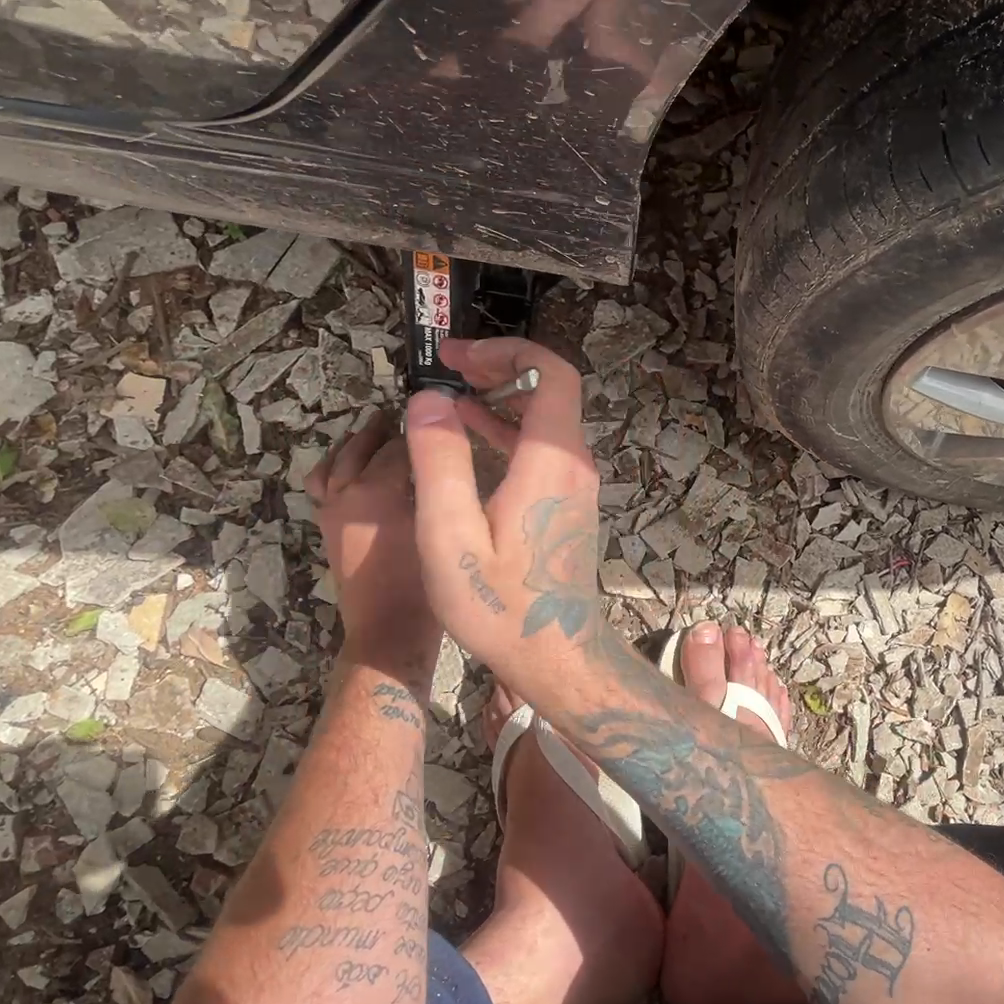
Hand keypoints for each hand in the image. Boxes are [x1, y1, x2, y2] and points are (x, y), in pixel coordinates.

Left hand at [305, 410, 440, 651]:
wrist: (387, 633)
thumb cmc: (425, 584)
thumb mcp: (443, 529)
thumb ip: (441, 487)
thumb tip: (446, 454)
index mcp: (378, 489)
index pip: (406, 443)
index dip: (429, 430)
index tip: (451, 418)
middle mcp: (347, 493)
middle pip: (369, 447)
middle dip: (394, 430)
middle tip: (422, 417)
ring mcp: (332, 510)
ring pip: (338, 460)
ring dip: (360, 442)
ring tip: (381, 430)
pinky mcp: (327, 527)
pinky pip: (324, 482)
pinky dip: (337, 466)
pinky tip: (354, 469)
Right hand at [402, 338, 601, 674]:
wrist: (555, 652)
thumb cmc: (500, 605)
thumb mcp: (450, 535)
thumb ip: (439, 462)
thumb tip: (428, 401)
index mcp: (552, 461)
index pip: (553, 374)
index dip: (509, 352)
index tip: (457, 356)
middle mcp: (574, 465)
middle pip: (550, 391)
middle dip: (499, 369)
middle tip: (447, 369)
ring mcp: (575, 484)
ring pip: (545, 420)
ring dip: (500, 401)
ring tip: (446, 398)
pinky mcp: (568, 503)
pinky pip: (542, 449)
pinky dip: (507, 431)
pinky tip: (467, 436)